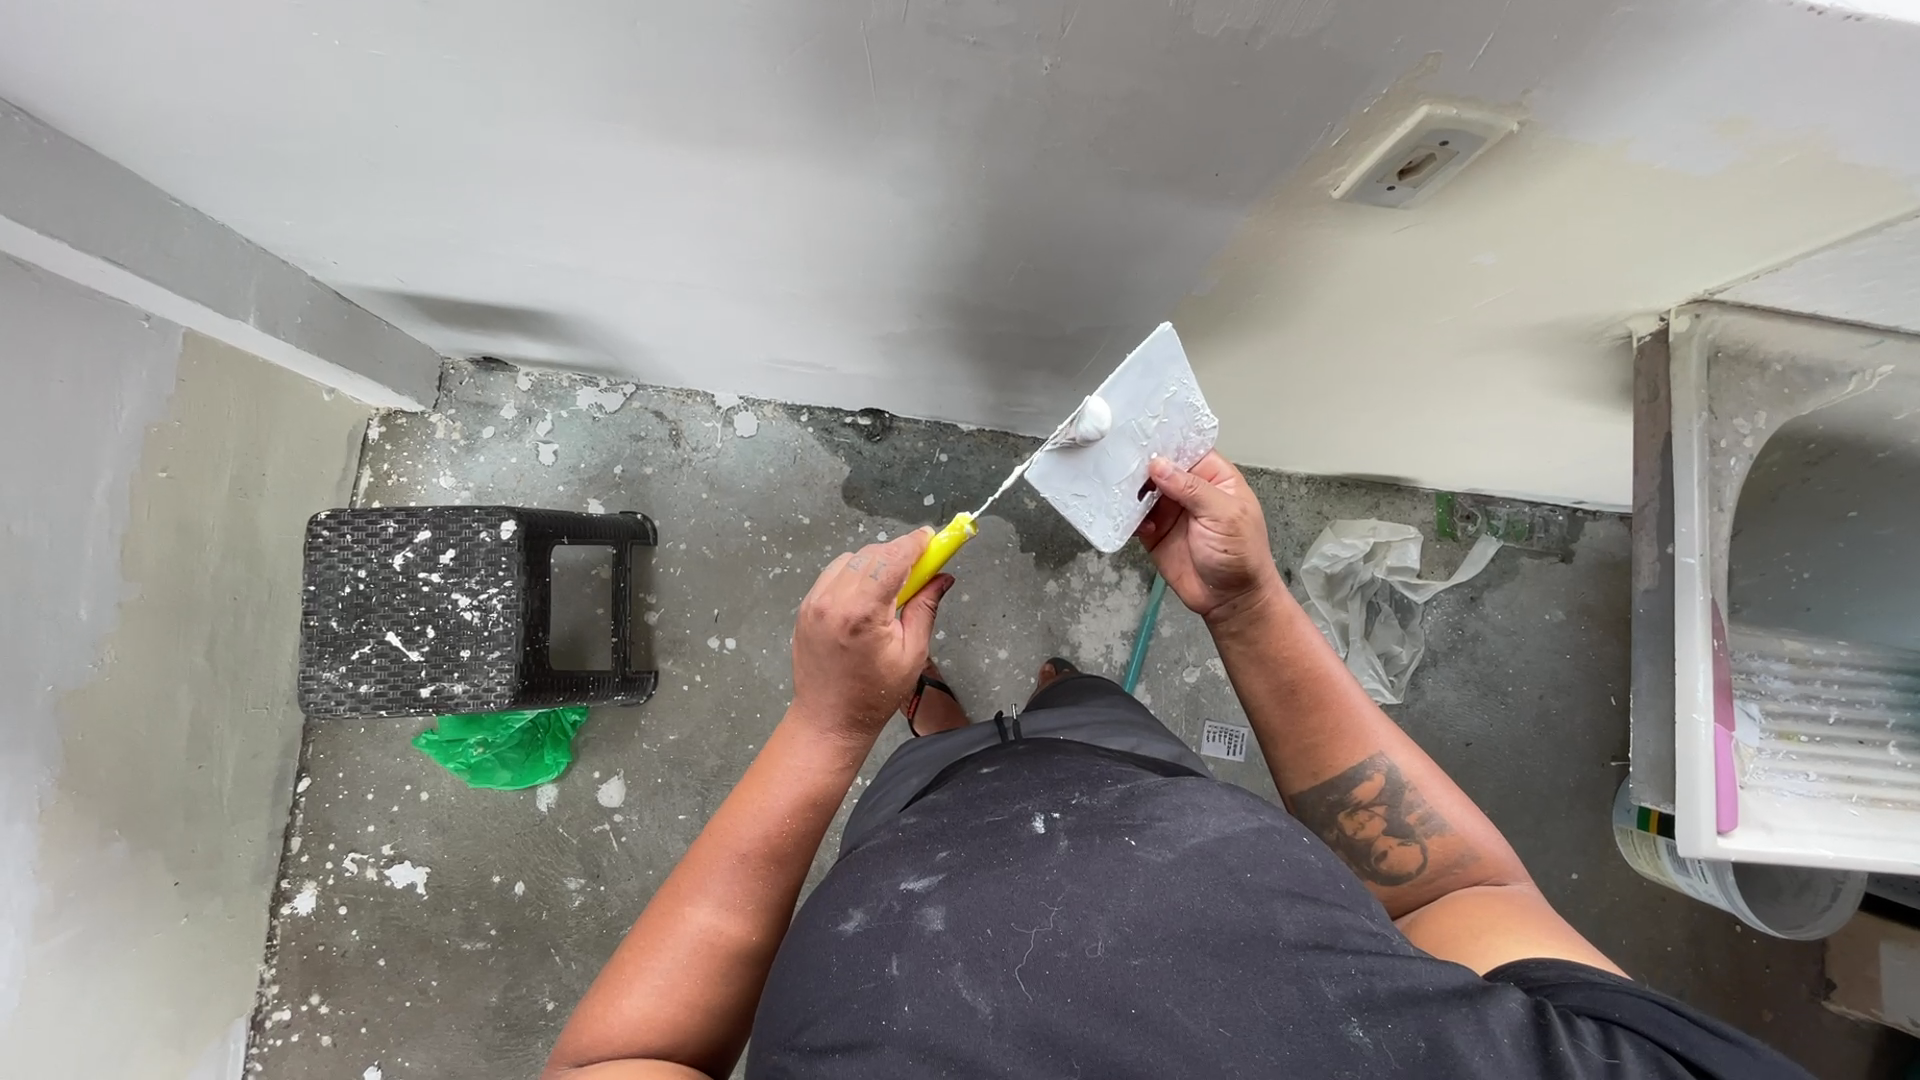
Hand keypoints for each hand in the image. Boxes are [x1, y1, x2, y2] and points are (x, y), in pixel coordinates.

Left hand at [789, 529, 953, 742]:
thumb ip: (925, 607)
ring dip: (876, 562)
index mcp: (862, 613)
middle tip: (921, 566)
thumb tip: (942, 577)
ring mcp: (814, 602)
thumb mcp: (912, 653)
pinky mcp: (806, 607)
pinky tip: (868, 593)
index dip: (915, 543)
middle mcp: (833, 601)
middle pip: (872, 554)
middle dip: (899, 553)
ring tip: (893, 585)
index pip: (892, 558)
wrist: (828, 719)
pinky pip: (834, 573)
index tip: (931, 538)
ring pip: (851, 559)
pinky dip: (854, 572)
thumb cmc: (874, 694)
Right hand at [1136, 452, 1283, 624]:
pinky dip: (1127, 516)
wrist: (1229, 599)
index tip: (1144, 435)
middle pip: (1160, 467)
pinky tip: (1134, 521)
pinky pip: (1134, 517)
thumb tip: (1160, 465)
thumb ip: (1192, 488)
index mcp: (1214, 478)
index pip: (1188, 449)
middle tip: (1124, 462)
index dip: (1167, 442)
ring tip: (1123, 491)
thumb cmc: (1242, 556)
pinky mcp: (1154, 532)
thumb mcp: (1225, 515)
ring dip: (1131, 490)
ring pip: (1143, 490)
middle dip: (1142, 465)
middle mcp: (1190, 490)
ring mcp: (1170, 510)